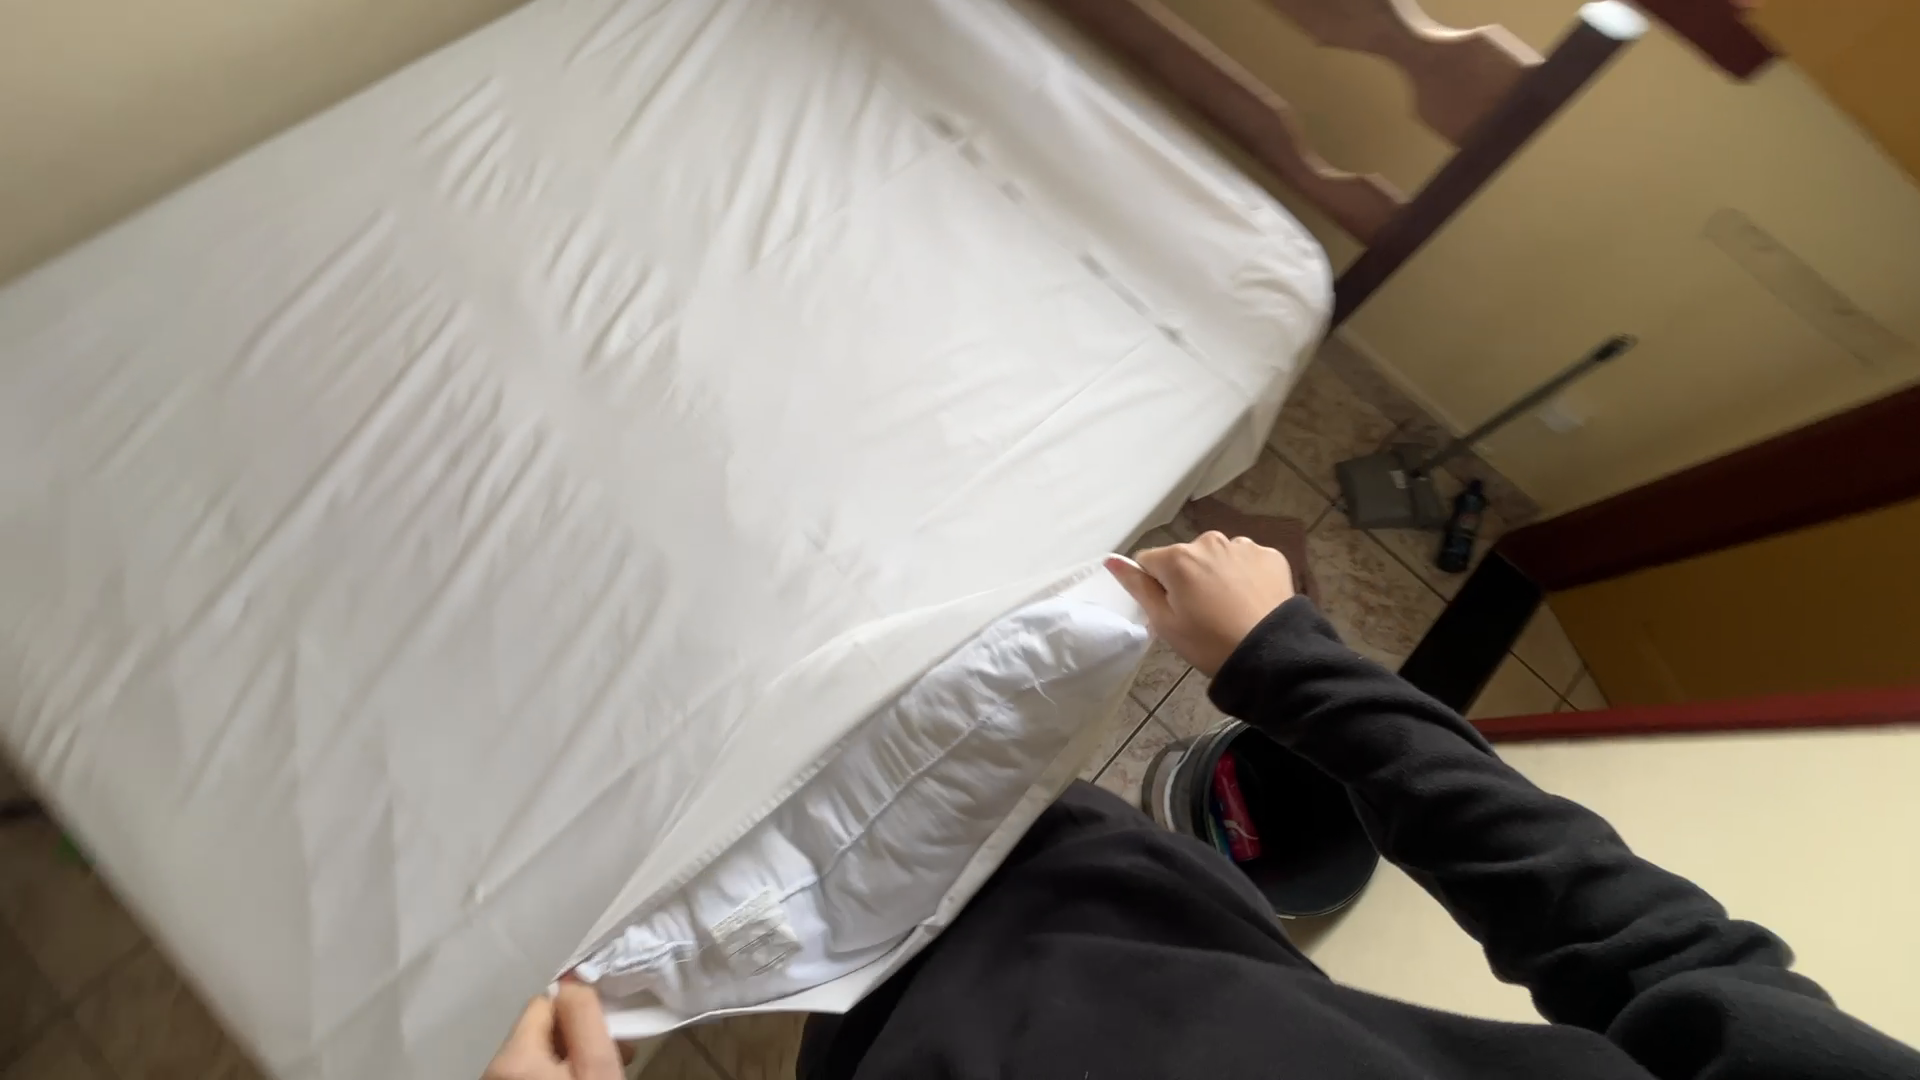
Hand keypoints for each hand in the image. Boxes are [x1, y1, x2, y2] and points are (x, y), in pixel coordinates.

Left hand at [483, 982, 623, 1079]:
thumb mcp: (597, 1065)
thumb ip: (583, 1015)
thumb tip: (571, 978)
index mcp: (511, 1057)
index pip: (543, 1000)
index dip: (577, 1006)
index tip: (604, 1026)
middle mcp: (491, 1070)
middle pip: (539, 1026)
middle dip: (575, 1031)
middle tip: (609, 1049)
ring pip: (536, 1051)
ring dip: (567, 1052)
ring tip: (595, 1069)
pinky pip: (528, 1071)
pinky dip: (554, 1071)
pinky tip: (578, 1078)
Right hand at [1106, 532, 1294, 676]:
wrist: (1272, 655)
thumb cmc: (1209, 643)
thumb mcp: (1164, 622)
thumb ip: (1137, 586)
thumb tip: (1112, 561)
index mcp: (1177, 558)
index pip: (1148, 562)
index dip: (1155, 586)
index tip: (1172, 610)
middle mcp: (1208, 542)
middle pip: (1184, 557)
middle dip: (1187, 578)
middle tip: (1201, 613)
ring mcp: (1242, 546)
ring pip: (1216, 557)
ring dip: (1216, 574)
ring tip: (1229, 608)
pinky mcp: (1270, 555)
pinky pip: (1246, 560)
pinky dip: (1245, 575)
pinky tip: (1251, 600)